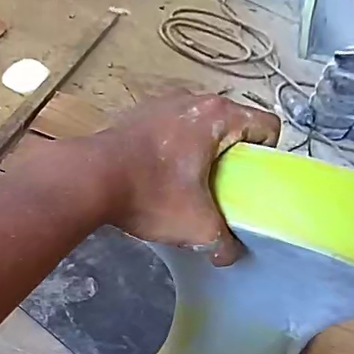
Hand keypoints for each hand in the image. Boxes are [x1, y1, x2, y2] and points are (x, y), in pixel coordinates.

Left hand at [17, 95, 279, 265]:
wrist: (86, 180)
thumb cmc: (148, 194)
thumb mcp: (195, 226)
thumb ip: (221, 242)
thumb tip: (227, 254)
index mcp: (217, 115)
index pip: (267, 125)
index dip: (267, 156)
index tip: (251, 182)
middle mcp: (190, 99)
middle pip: (229, 126)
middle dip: (228, 157)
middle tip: (218, 189)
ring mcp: (158, 104)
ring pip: (194, 128)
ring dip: (195, 154)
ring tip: (183, 186)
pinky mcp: (131, 117)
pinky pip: (164, 132)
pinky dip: (166, 152)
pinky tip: (153, 178)